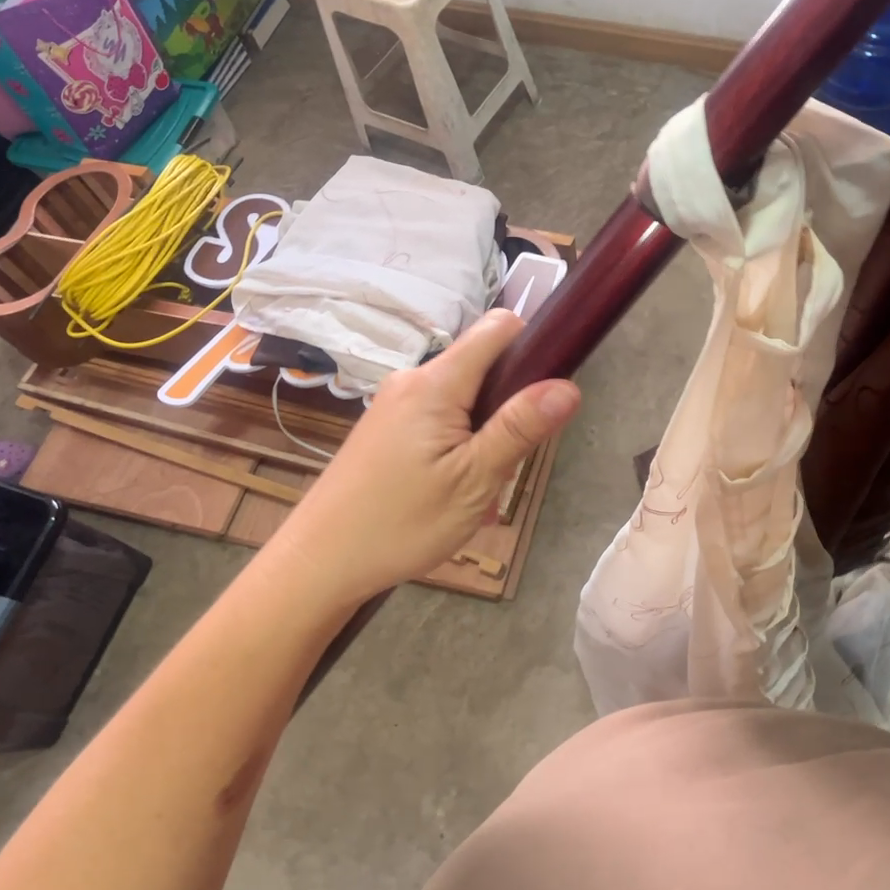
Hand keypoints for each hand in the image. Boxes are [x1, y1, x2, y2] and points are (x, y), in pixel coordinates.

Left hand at [282, 310, 579, 601]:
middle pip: (484, 366)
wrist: (320, 562)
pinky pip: (439, 419)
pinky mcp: (386, 427)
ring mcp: (395, 403)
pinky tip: (451, 491)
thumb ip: (519, 428)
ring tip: (478, 488)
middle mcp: (413, 379)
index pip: (498, 327)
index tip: (548, 389)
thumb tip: (569, 386)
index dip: (533, 344)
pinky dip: (458, 446)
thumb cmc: (400, 522)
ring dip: (484, 436)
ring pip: (463, 399)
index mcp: (436, 382)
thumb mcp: (474, 479)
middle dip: (509, 408)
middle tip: (507, 464)